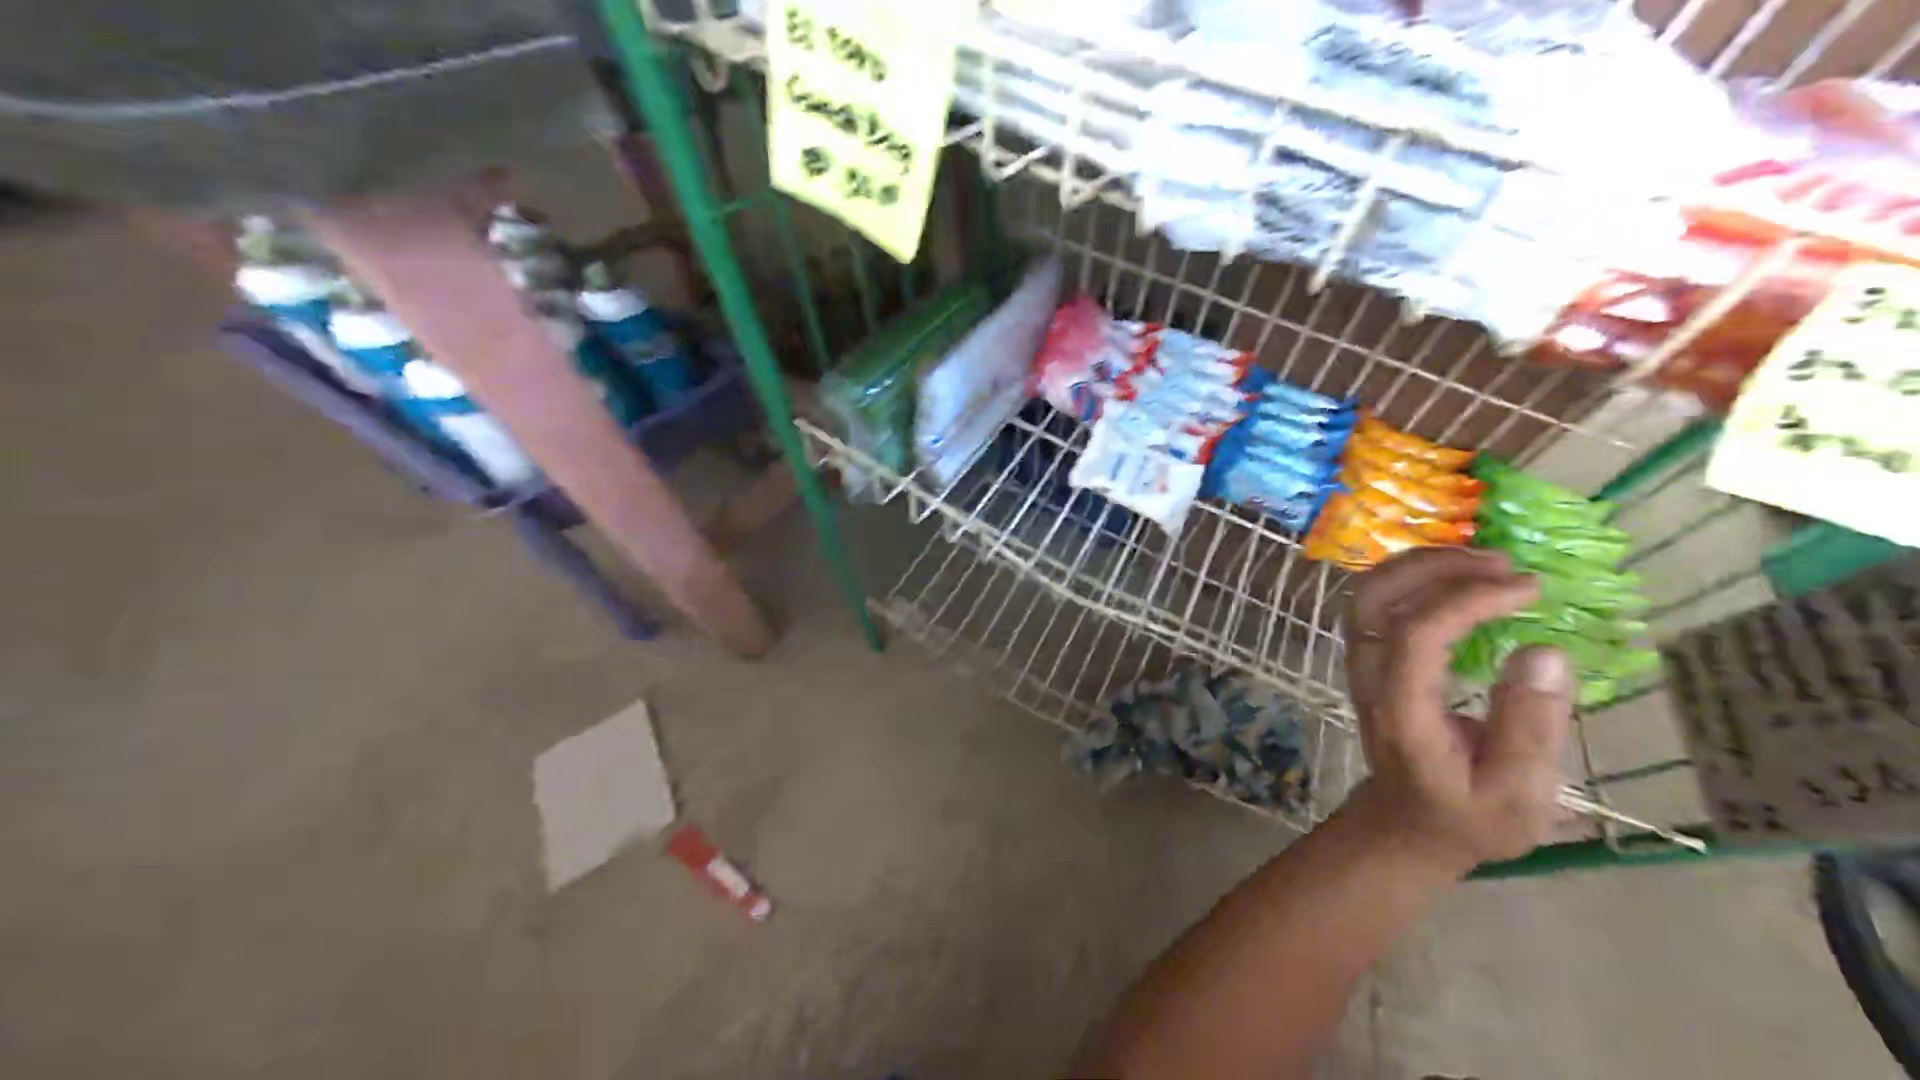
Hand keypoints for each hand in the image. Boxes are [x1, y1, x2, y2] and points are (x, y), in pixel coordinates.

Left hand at [1341, 547, 1572, 874]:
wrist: (1407, 823)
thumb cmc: (1466, 816)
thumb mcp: (1517, 796)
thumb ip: (1529, 727)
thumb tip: (1545, 652)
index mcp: (1401, 709)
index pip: (1414, 633)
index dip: (1466, 600)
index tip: (1529, 589)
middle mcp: (1368, 676)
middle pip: (1374, 598)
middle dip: (1433, 567)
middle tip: (1504, 564)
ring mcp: (1361, 664)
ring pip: (1368, 593)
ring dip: (1420, 566)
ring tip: (1487, 564)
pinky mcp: (1368, 659)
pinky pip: (1378, 603)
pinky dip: (1414, 578)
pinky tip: (1461, 578)